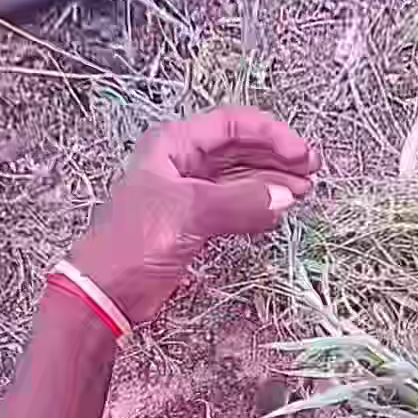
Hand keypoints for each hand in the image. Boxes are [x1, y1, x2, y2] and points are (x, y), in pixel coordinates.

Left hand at [70, 107, 320, 323]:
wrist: (108, 292)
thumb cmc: (135, 242)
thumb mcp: (188, 212)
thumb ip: (239, 203)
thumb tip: (284, 199)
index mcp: (174, 145)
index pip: (232, 126)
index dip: (271, 135)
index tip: (300, 154)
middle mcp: (182, 165)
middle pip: (240, 152)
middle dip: (276, 160)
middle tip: (309, 173)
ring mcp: (189, 197)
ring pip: (239, 182)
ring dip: (270, 186)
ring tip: (302, 193)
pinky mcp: (193, 227)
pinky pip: (233, 210)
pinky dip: (255, 211)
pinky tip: (276, 214)